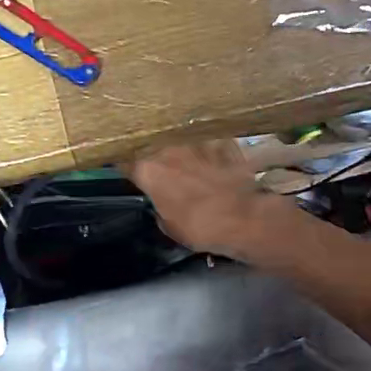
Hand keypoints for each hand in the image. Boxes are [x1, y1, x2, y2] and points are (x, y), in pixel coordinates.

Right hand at [125, 141, 294, 257]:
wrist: (244, 217)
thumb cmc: (202, 228)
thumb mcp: (170, 227)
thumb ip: (160, 208)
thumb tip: (163, 203)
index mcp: (149, 170)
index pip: (127, 163)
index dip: (129, 167)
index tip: (132, 172)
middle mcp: (169, 149)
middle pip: (156, 148)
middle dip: (159, 157)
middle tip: (167, 170)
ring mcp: (197, 142)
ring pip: (184, 143)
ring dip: (186, 152)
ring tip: (194, 164)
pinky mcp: (224, 142)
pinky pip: (212, 144)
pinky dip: (213, 152)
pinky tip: (218, 161)